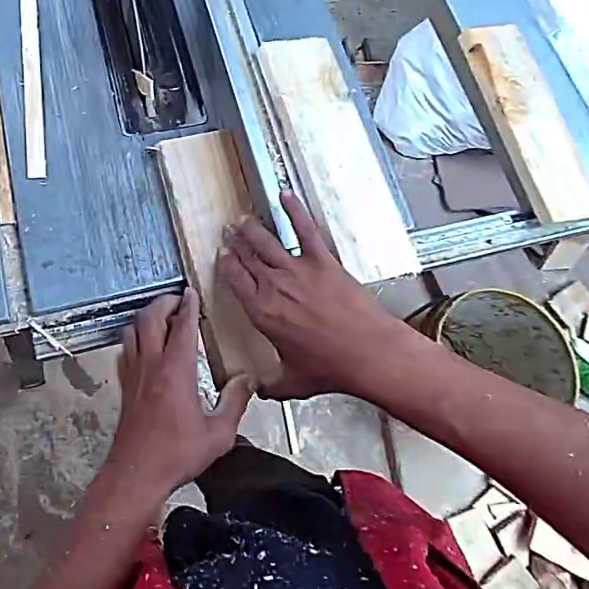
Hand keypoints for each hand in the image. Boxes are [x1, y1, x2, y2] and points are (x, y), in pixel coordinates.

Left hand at [100, 289, 251, 503]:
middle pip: (150, 318)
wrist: (135, 476)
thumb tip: (247, 380)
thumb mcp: (219, 434)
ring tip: (161, 316)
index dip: (188, 305)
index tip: (192, 293)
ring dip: (147, 317)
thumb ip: (235, 402)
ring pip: (133, 330)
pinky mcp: (125, 387)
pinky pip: (125, 350)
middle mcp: (151, 366)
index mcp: (176, 372)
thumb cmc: (175, 456)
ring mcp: (134, 375)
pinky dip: (134, 338)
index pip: (182, 326)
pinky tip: (143, 345)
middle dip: (164, 302)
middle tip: (177, 299)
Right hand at [218, 192, 432, 399]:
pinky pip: (305, 229)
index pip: (236, 282)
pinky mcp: (322, 261)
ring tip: (244, 219)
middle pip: (247, 258)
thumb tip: (263, 392)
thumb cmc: (331, 367)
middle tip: (228, 232)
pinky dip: (295, 210)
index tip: (222, 256)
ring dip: (253, 229)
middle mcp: (275, 287)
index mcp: (263, 313)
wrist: (367, 353)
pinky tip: (286, 196)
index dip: (227, 266)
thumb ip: (272, 385)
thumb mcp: (293, 382)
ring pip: (266, 242)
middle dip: (235, 243)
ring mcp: (298, 270)